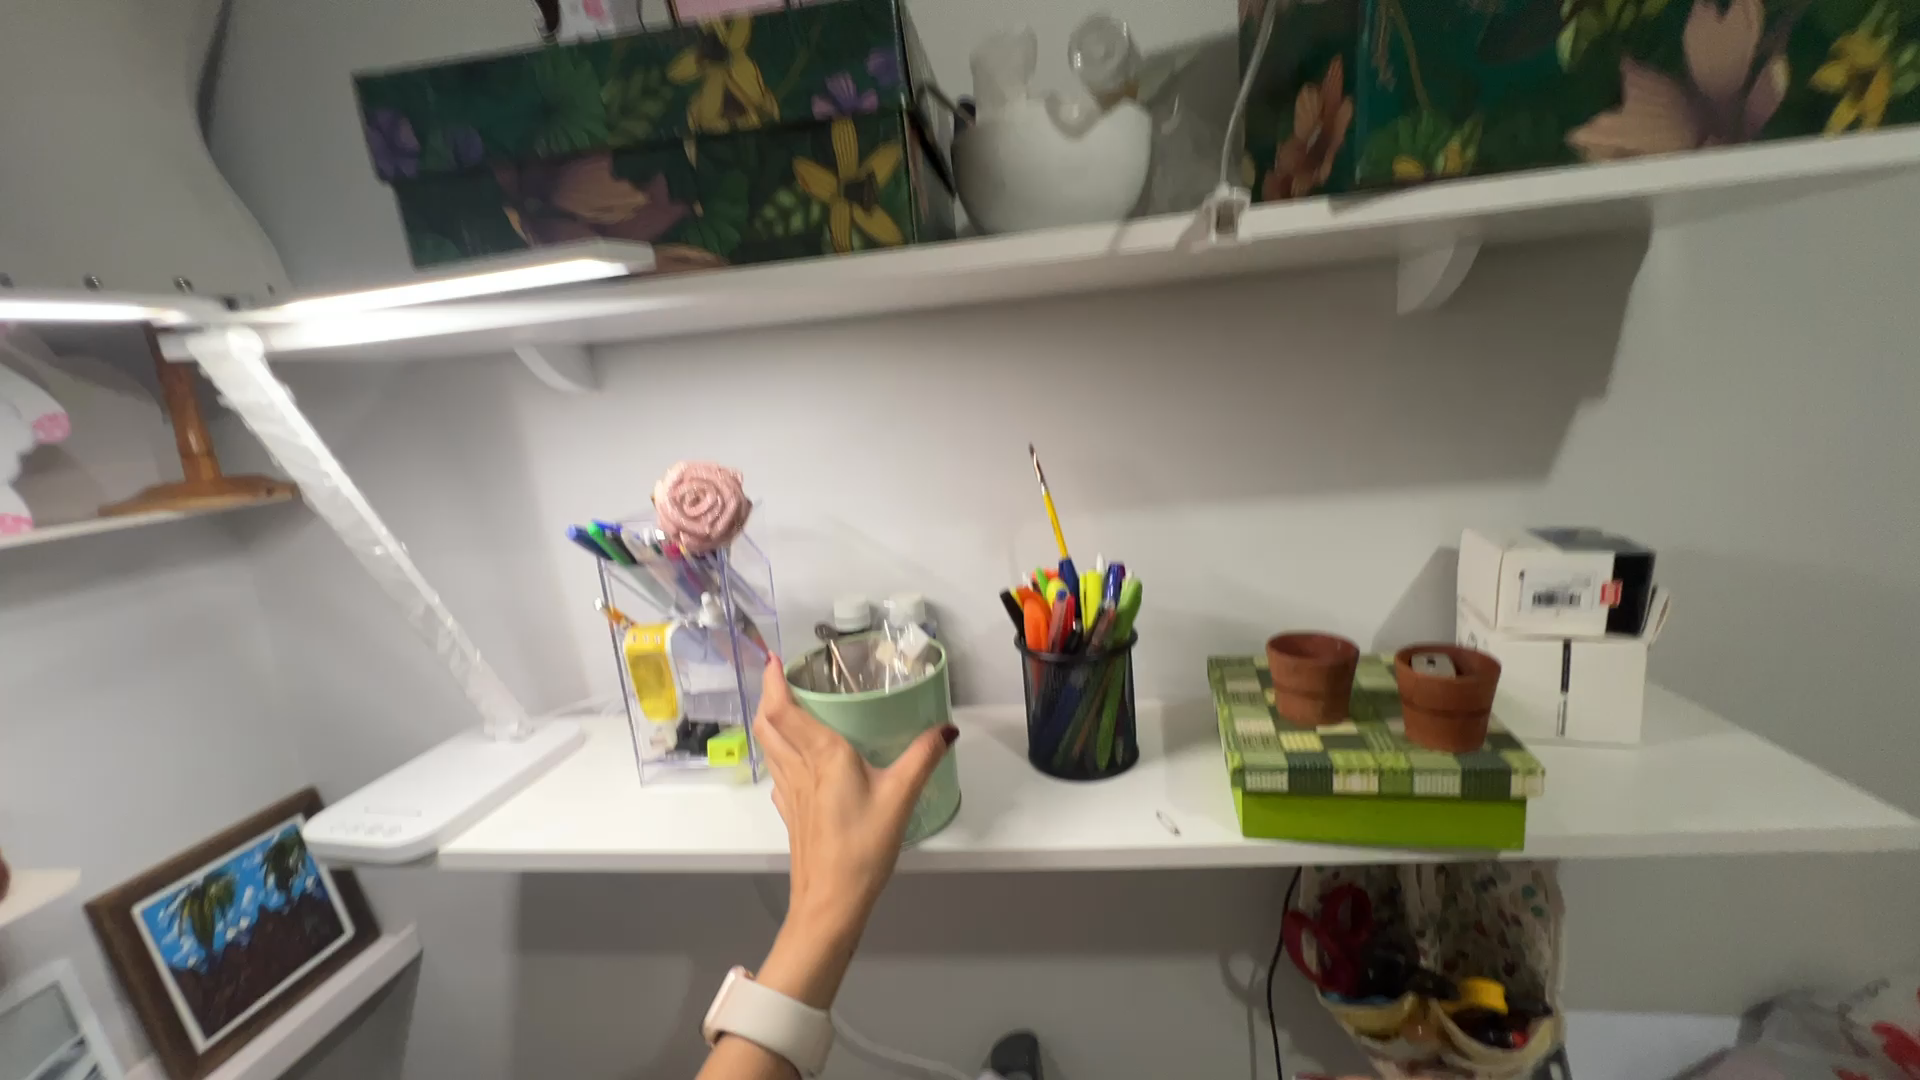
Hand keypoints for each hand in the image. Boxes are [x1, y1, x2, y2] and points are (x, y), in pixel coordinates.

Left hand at [754, 655, 957, 933]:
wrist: (830, 904)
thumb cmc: (863, 846)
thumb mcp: (901, 796)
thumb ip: (923, 757)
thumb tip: (948, 729)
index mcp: (823, 755)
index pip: (785, 711)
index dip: (774, 683)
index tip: (774, 660)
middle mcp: (799, 768)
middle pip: (768, 725)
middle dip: (767, 697)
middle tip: (778, 678)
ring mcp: (789, 792)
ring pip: (769, 747)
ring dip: (769, 722)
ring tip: (784, 707)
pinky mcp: (790, 813)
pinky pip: (778, 771)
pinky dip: (778, 752)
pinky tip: (795, 760)